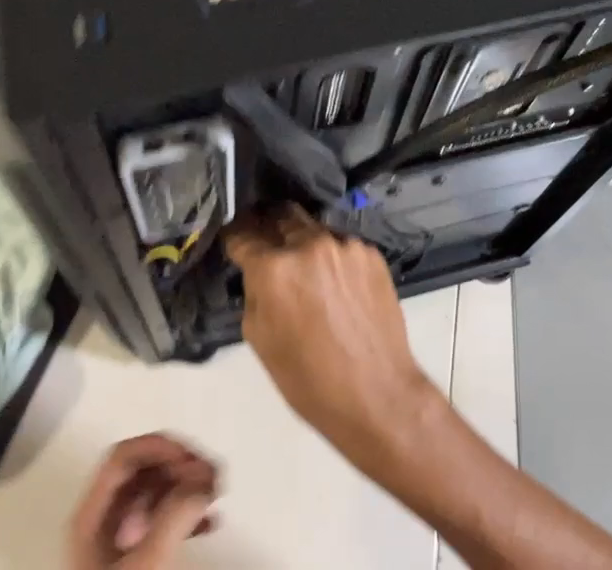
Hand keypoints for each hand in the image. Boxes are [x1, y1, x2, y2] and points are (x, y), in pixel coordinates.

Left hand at [68, 434, 218, 569]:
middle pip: (142, 473)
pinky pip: (162, 522)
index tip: (195, 462)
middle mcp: (102, 522)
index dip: (160, 449)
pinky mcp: (134, 561)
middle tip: (213, 476)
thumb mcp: (147, 564)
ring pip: (155, 496)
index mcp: (93, 516)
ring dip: (187, 487)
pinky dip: (187, 514)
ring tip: (216, 494)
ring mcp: (118, 543)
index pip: (124, 458)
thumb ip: (174, 516)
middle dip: (180, 466)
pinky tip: (209, 523)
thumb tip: (202, 477)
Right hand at [224, 203, 438, 449]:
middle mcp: (310, 245)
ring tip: (308, 272)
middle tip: (267, 244)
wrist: (377, 395)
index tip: (234, 241)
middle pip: (281, 216)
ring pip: (315, 231)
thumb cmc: (308, 378)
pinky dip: (333, 259)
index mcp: (274, 268)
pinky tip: (338, 286)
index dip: (234, 238)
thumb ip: (254, 292)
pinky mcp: (373, 255)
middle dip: (270, 227)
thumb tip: (257, 273)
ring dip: (304, 244)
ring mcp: (346, 246)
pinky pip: (343, 247)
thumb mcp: (260, 338)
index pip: (242, 234)